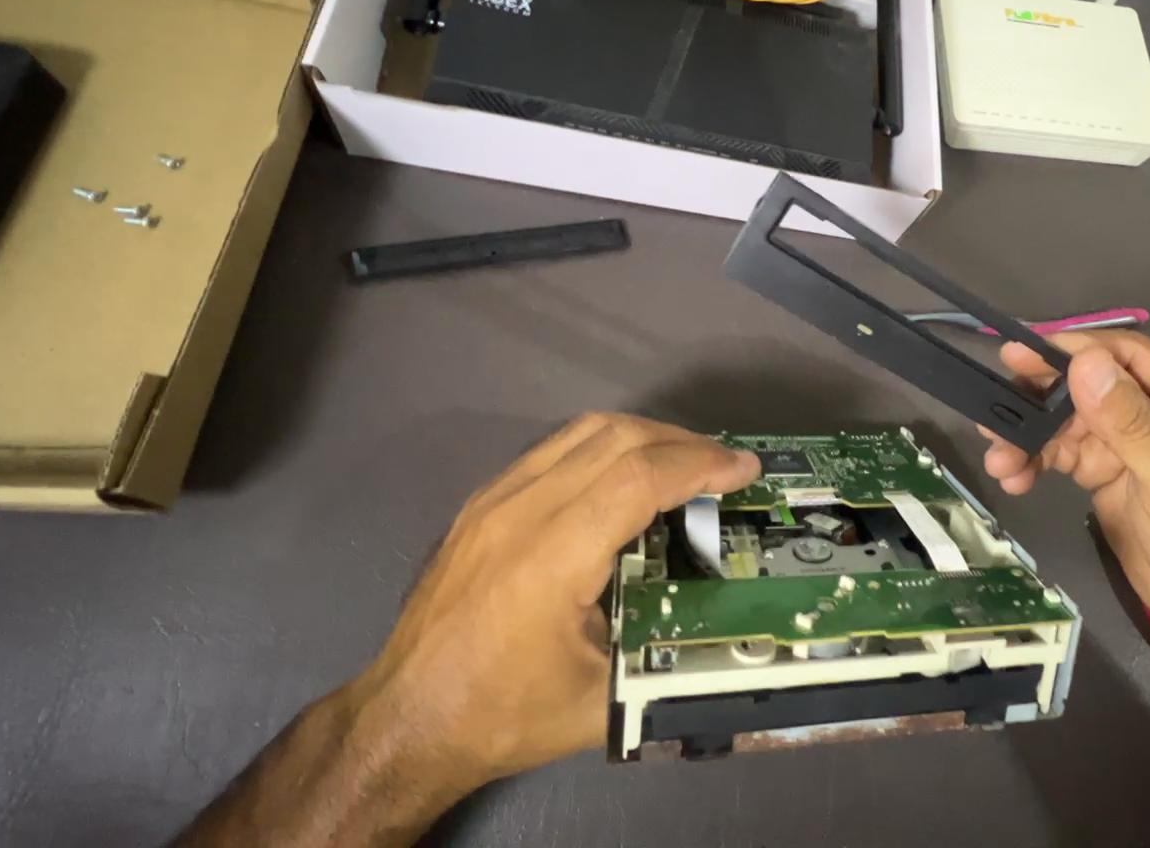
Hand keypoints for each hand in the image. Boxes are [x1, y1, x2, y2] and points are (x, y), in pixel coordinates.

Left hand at [349, 413, 758, 788]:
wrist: (405, 720)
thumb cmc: (504, 713)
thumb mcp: (603, 697)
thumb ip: (667, 646)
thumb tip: (725, 613)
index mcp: (550, 558)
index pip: (638, 479)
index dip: (700, 465)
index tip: (744, 469)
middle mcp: (520, 510)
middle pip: (617, 437)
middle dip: (684, 442)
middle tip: (725, 465)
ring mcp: (496, 497)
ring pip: (586, 429)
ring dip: (648, 434)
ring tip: (686, 460)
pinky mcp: (484, 499)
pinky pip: (559, 445)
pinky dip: (609, 444)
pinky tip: (629, 473)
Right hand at [981, 332, 1149, 652]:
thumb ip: (1131, 424)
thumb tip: (1084, 361)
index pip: (1128, 356)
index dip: (1076, 349)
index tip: (1023, 353)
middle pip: (1089, 384)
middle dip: (1041, 393)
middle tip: (994, 397)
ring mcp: (1129, 445)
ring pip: (1067, 421)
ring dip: (1029, 436)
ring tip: (997, 459)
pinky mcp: (1107, 474)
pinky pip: (1062, 454)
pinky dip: (1034, 462)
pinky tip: (1013, 479)